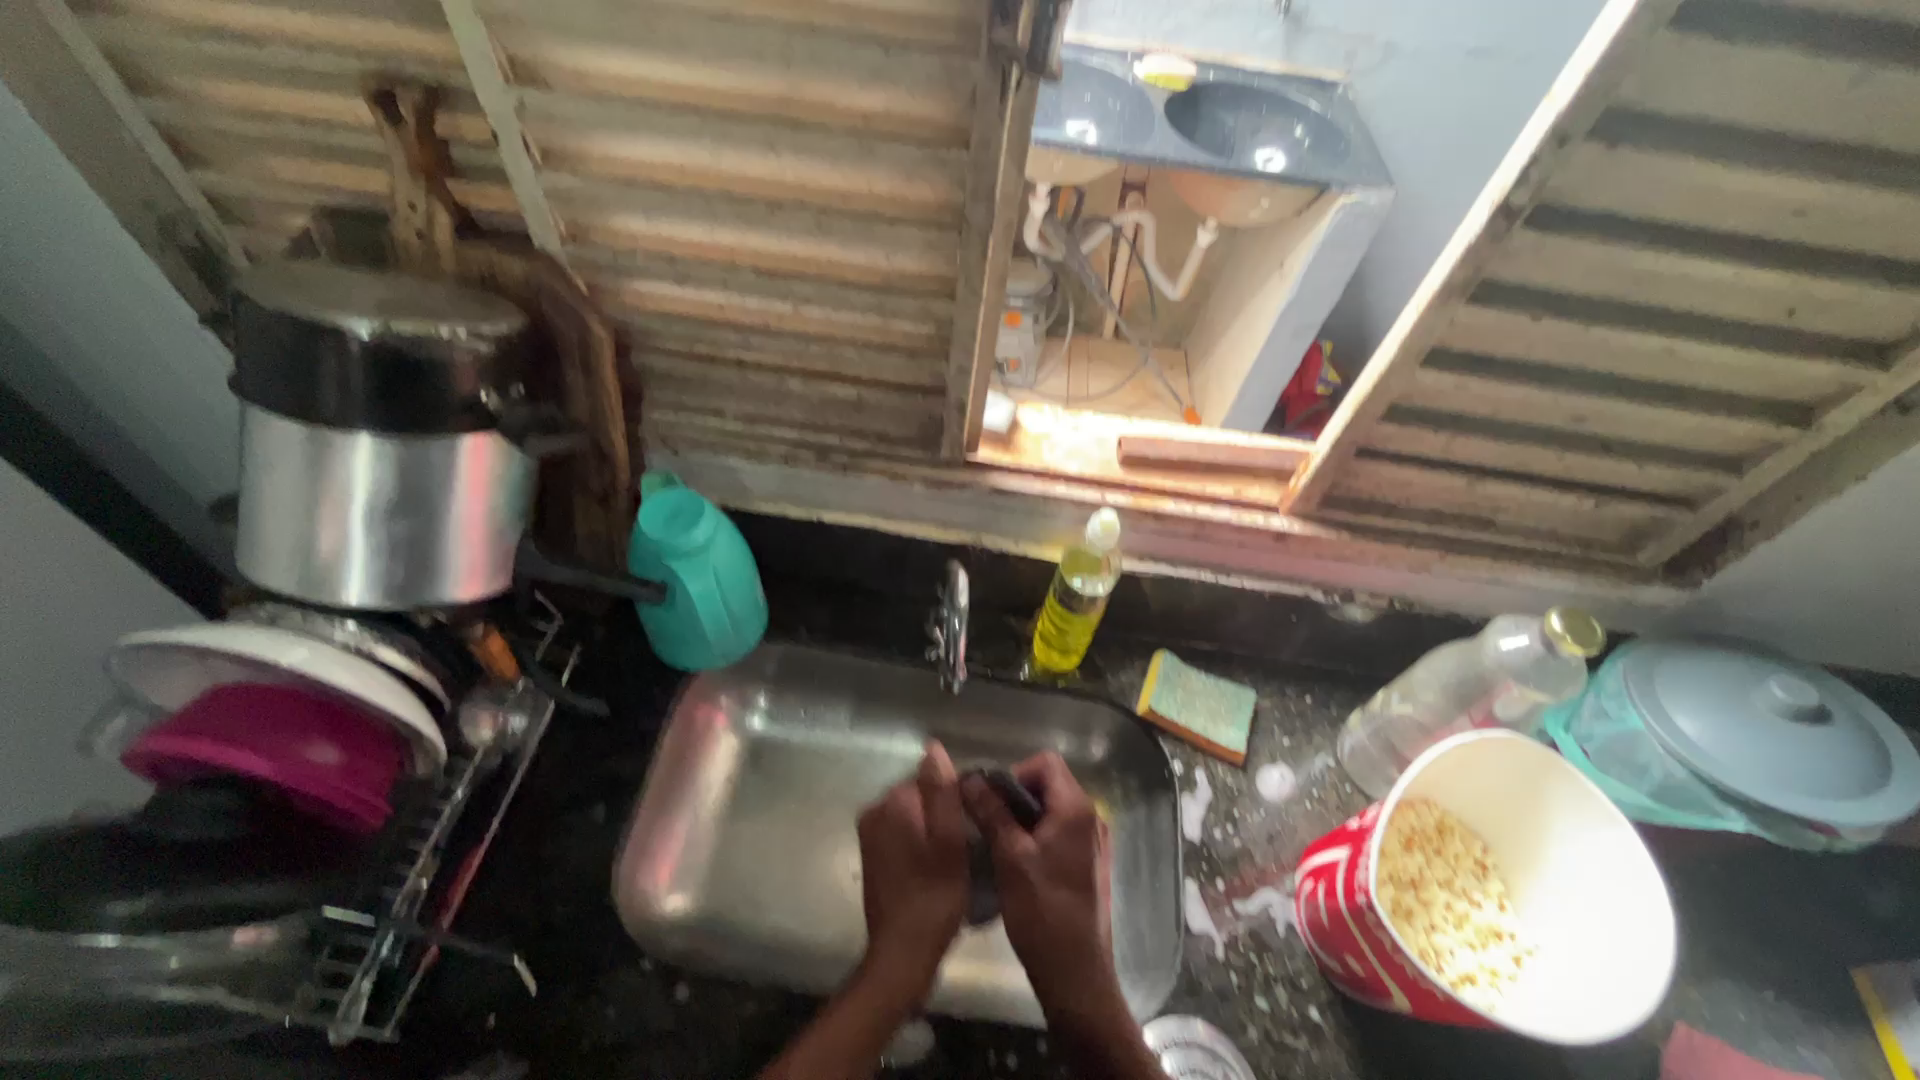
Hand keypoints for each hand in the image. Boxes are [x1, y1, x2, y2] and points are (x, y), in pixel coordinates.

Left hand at [855, 740, 971, 1000]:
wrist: (901, 954)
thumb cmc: (933, 898)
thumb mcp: (950, 843)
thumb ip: (942, 793)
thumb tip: (934, 748)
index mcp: (892, 802)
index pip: (931, 778)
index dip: (956, 798)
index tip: (973, 824)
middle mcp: (874, 811)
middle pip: (920, 796)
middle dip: (943, 814)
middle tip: (967, 846)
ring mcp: (869, 835)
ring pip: (912, 816)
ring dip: (932, 830)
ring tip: (955, 859)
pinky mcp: (871, 856)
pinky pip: (902, 834)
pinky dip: (920, 844)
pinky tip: (936, 868)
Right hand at [960, 751, 1122, 1027]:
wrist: (1076, 973)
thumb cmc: (1042, 911)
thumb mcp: (1009, 857)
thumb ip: (991, 812)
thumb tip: (970, 779)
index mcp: (1077, 809)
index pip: (1045, 763)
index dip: (1014, 774)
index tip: (992, 803)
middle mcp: (1092, 818)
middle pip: (1049, 785)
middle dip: (1014, 798)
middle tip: (988, 825)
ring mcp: (1094, 843)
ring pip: (1052, 811)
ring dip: (1023, 819)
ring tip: (998, 847)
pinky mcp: (1090, 865)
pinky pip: (1060, 834)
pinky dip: (1037, 838)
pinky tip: (1017, 865)